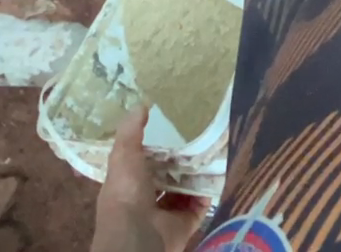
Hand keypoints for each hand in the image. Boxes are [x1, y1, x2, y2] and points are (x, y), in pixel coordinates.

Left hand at [91, 109, 208, 251]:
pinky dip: (207, 193)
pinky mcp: (184, 224)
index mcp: (130, 184)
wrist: (138, 236)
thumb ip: (131, 131)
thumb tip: (141, 104)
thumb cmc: (127, 193)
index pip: (144, 164)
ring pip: (184, 191)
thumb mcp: (124, 155)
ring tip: (212, 152)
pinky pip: (199, 206)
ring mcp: (166, 213)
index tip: (172, 131)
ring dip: (196, 176)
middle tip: (200, 139)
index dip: (156, 150)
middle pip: (167, 177)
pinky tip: (217, 173)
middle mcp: (147, 199)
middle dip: (181, 162)